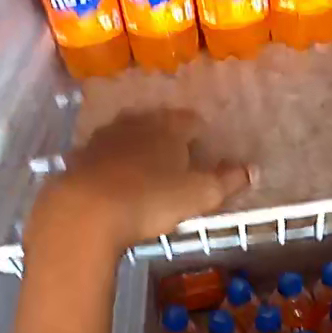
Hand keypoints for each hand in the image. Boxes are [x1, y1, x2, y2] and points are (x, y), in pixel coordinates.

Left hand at [28, 109, 252, 252]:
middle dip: (167, 137)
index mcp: (169, 126)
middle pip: (157, 123)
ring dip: (137, 148)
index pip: (192, 121)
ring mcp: (103, 138)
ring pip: (127, 136)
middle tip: (177, 160)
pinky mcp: (79, 158)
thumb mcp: (199, 195)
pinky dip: (110, 165)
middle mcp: (135, 123)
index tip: (205, 152)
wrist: (85, 211)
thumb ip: (227, 181)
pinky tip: (113, 183)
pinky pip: (101, 156)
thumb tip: (252, 169)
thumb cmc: (151, 199)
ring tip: (145, 169)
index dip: (201, 136)